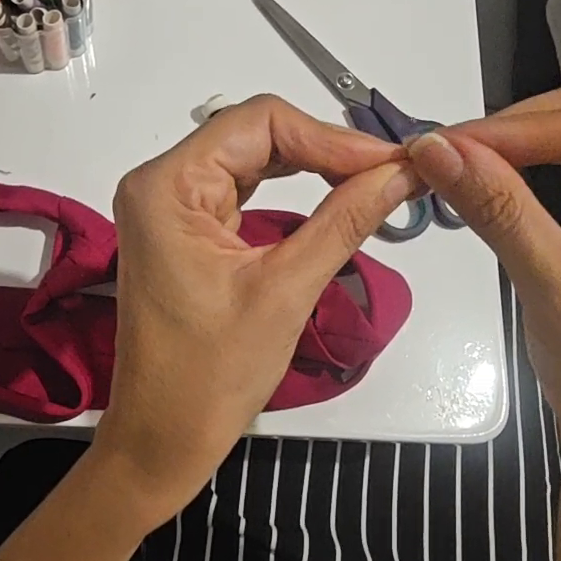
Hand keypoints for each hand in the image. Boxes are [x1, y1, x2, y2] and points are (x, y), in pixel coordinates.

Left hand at [95, 94, 415, 519]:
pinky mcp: (184, 231)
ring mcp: (169, 208)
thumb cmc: (209, 377)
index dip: (330, 136)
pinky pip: (242, 190)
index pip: (258, 122)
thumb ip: (344, 221)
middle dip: (324, 149)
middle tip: (389, 173)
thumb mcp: (285, 291)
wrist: (162, 438)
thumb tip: (400, 172)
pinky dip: (288, 191)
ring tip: (370, 183)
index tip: (389, 161)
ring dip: (311, 167)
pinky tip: (330, 196)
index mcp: (166, 187)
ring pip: (251, 159)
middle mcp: (160, 184)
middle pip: (254, 134)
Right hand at [406, 81, 560, 489]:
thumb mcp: (554, 290)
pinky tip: (499, 178)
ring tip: (462, 162)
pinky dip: (539, 169)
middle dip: (519, 130)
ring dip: (525, 146)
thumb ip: (498, 209)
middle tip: (446, 152)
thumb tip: (433, 147)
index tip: (438, 143)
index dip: (511, 130)